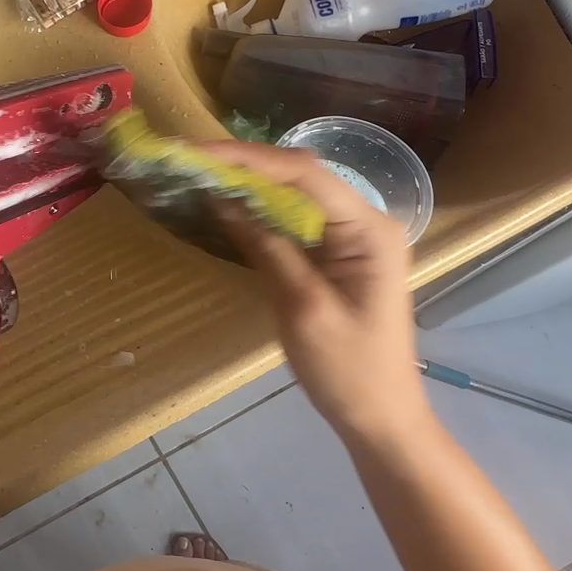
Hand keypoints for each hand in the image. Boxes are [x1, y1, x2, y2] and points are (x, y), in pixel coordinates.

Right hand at [196, 140, 430, 443]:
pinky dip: (259, 208)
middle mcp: (365, 220)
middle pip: (300, 174)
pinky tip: (228, 205)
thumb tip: (224, 200)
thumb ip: (266, 246)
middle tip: (190, 160)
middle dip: (245, 163)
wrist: (380, 416)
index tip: (198, 154)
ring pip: (295, 192)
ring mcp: (352, 236)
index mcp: (369, 229)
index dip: (249, 159)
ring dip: (249, 182)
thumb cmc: (347, 369)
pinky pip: (294, 218)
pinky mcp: (336, 253)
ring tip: (200, 173)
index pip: (305, 174)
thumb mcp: (302, 307)